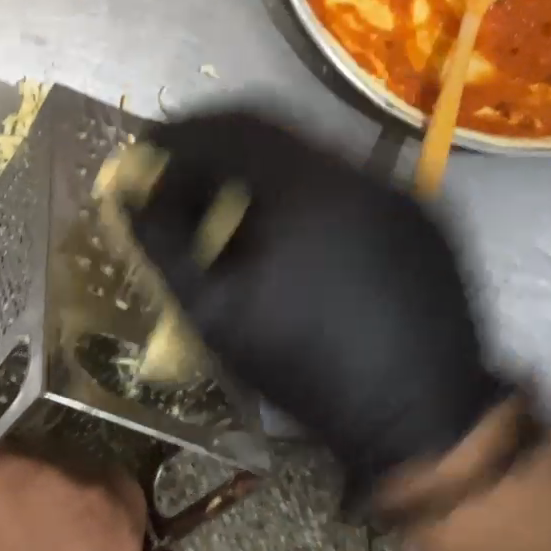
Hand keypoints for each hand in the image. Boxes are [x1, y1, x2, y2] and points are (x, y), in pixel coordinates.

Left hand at [0, 454, 145, 550]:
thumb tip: (91, 535)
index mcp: (123, 537)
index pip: (125, 491)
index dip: (101, 495)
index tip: (81, 506)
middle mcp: (94, 494)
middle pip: (83, 468)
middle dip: (64, 483)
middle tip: (40, 506)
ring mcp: (49, 470)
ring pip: (42, 458)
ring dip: (28, 476)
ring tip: (5, 504)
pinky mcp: (7, 455)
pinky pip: (5, 458)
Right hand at [132, 110, 506, 507]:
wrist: (424, 422)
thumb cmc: (303, 366)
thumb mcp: (212, 311)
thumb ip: (162, 243)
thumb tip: (126, 197)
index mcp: (307, 189)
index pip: (229, 128)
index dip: (178, 133)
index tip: (145, 150)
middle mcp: (360, 174)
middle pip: (269, 133)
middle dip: (213, 149)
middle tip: (178, 177)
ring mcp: (400, 194)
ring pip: (308, 156)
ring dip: (255, 171)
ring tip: (224, 209)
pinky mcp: (422, 219)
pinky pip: (345, 184)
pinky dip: (298, 193)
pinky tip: (283, 234)